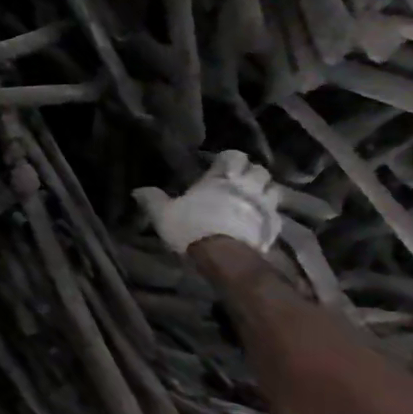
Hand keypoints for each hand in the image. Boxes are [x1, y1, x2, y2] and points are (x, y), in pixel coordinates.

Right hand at [133, 150, 281, 254]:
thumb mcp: (163, 214)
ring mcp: (265, 204)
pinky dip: (267, 212)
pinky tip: (257, 219)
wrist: (223, 256)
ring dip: (263, 190)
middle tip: (236, 181)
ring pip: (273, 188)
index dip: (228, 159)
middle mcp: (248, 186)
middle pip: (258, 169)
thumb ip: (152, 199)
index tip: (218, 165)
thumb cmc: (191, 228)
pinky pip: (275, 212)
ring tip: (251, 198)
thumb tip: (137, 190)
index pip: (234, 156)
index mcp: (221, 178)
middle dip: (249, 172)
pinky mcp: (273, 224)